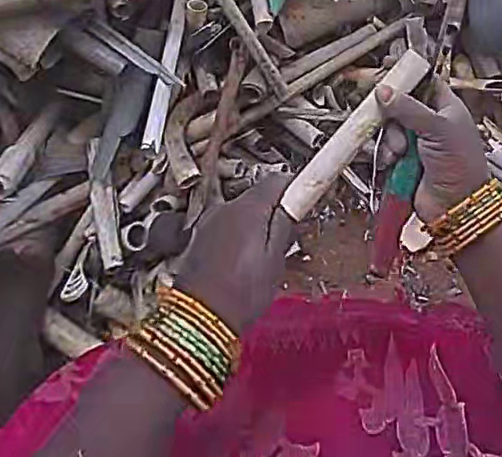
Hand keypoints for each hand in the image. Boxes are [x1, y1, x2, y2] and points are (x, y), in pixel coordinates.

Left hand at [172, 173, 294, 332]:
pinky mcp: (199, 238)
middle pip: (257, 196)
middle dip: (274, 211)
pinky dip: (237, 236)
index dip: (293, 189)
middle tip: (288, 238)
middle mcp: (226, 207)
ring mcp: (209, 221)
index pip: (276, 180)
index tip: (303, 204)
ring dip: (255, 224)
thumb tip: (294, 200)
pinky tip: (242, 262)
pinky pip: (226, 227)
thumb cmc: (242, 293)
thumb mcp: (274, 260)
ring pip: (241, 213)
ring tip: (263, 257)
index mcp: (248, 208)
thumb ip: (285, 223)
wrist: (199, 321)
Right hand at [377, 78, 487, 221]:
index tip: (388, 66)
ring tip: (400, 152)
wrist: (458, 206)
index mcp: (445, 106)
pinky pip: (385, 148)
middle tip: (388, 119)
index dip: (406, 74)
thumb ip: (409, 108)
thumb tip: (383, 90)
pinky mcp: (404, 160)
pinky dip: (386, 154)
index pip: (423, 81)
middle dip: (392, 115)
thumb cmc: (460, 163)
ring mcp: (416, 141)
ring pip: (389, 127)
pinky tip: (394, 162)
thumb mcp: (438, 129)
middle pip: (399, 103)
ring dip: (391, 139)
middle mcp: (429, 121)